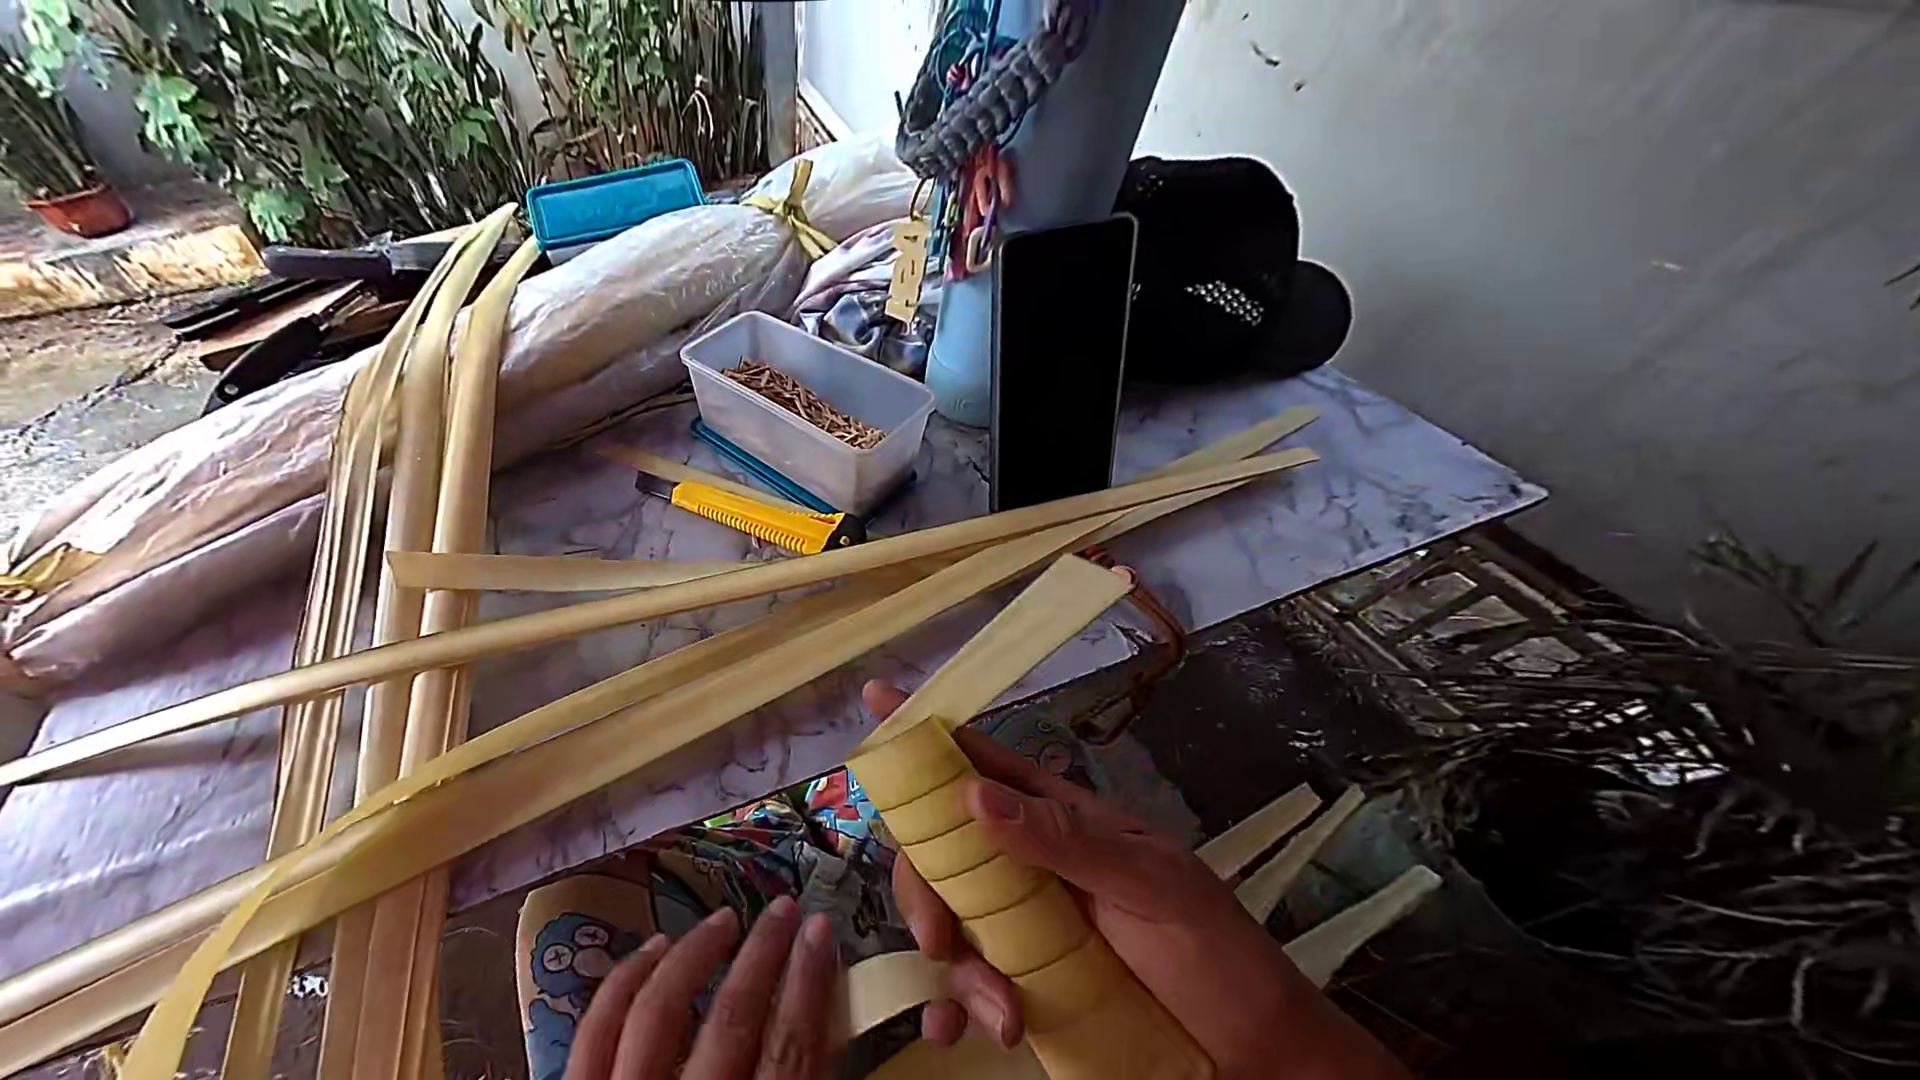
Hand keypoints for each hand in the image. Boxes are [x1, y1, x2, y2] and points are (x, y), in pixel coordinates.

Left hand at [563, 896, 838, 1079]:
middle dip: (763, 951)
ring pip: (655, 1015)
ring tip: (725, 919)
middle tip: (783, 908)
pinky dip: (624, 980)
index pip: (788, 1051)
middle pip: (729, 1021)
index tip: (821, 928)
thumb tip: (827, 1006)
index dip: (808, 981)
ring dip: (695, 952)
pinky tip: (655, 947)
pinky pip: (593, 1034)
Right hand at [863, 681, 1409, 1079]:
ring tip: (1003, 1014)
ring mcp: (1021, 918)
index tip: (876, 696)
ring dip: (955, 963)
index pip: (981, 758)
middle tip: (942, 941)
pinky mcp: (1022, 977)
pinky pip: (964, 978)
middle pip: (941, 843)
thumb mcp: (1148, 883)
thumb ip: (1066, 839)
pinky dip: (952, 1002)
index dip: (928, 729)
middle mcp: (1025, 857)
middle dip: (925, 885)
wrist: (1251, 1048)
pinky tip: (960, 1028)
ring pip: (947, 913)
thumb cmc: (1208, 945)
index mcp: (1054, 814)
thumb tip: (973, 792)